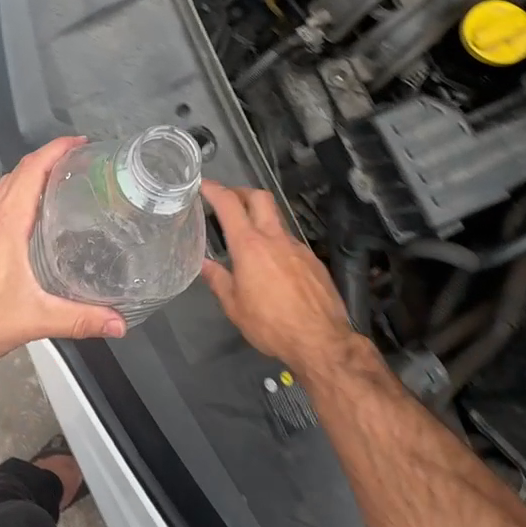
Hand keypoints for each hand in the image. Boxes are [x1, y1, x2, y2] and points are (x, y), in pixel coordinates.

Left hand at [0, 137, 127, 372]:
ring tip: (56, 183)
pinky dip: (14, 198)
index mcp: (4, 223)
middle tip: (74, 160)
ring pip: (3, 188)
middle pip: (18, 172)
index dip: (56, 149)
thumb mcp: (34, 319)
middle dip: (47, 158)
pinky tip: (26, 221)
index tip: (77, 142)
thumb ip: (79, 319)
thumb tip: (115, 322)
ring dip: (29, 177)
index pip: (31, 169)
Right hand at [200, 182, 356, 374]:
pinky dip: (278, 244)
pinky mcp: (313, 260)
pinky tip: (275, 266)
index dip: (214, 189)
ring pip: (277, 220)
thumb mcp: (234, 307)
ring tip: (250, 239)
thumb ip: (218, 280)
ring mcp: (297, 247)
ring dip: (261, 219)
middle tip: (229, 201)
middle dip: (242, 192)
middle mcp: (274, 238)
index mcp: (250, 246)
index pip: (229, 204)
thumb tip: (204, 264)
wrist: (322, 341)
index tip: (204, 185)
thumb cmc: (271, 324)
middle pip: (260, 197)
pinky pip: (291, 242)